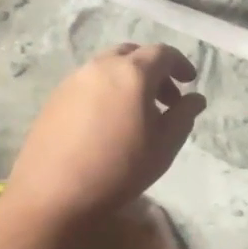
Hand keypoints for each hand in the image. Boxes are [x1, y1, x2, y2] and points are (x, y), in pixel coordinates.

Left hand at [6, 43, 206, 228]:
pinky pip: (89, 82)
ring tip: (136, 113)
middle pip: (133, 54)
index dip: (180, 64)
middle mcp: (101, 66)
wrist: (52, 195)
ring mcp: (74, 80)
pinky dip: (106, 90)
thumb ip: (184, 116)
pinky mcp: (55, 97)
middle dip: (154, 70)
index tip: (189, 82)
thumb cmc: (118, 169)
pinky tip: (107, 123)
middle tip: (165, 99)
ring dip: (128, 80)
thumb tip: (195, 98)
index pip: (162, 53)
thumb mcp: (163, 146)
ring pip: (108, 66)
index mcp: (132, 73)